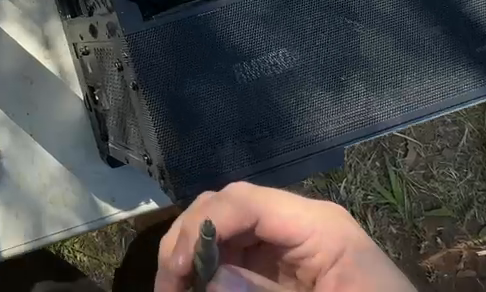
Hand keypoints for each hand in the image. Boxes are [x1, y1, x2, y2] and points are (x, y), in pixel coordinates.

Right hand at [154, 183, 414, 291]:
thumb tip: (207, 277)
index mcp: (319, 224)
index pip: (244, 201)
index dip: (202, 225)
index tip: (176, 266)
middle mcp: (301, 222)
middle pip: (229, 207)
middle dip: (190, 237)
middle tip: (167, 282)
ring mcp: (294, 243)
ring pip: (227, 229)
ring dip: (195, 254)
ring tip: (174, 287)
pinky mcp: (289, 267)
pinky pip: (240, 254)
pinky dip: (214, 269)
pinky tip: (197, 286)